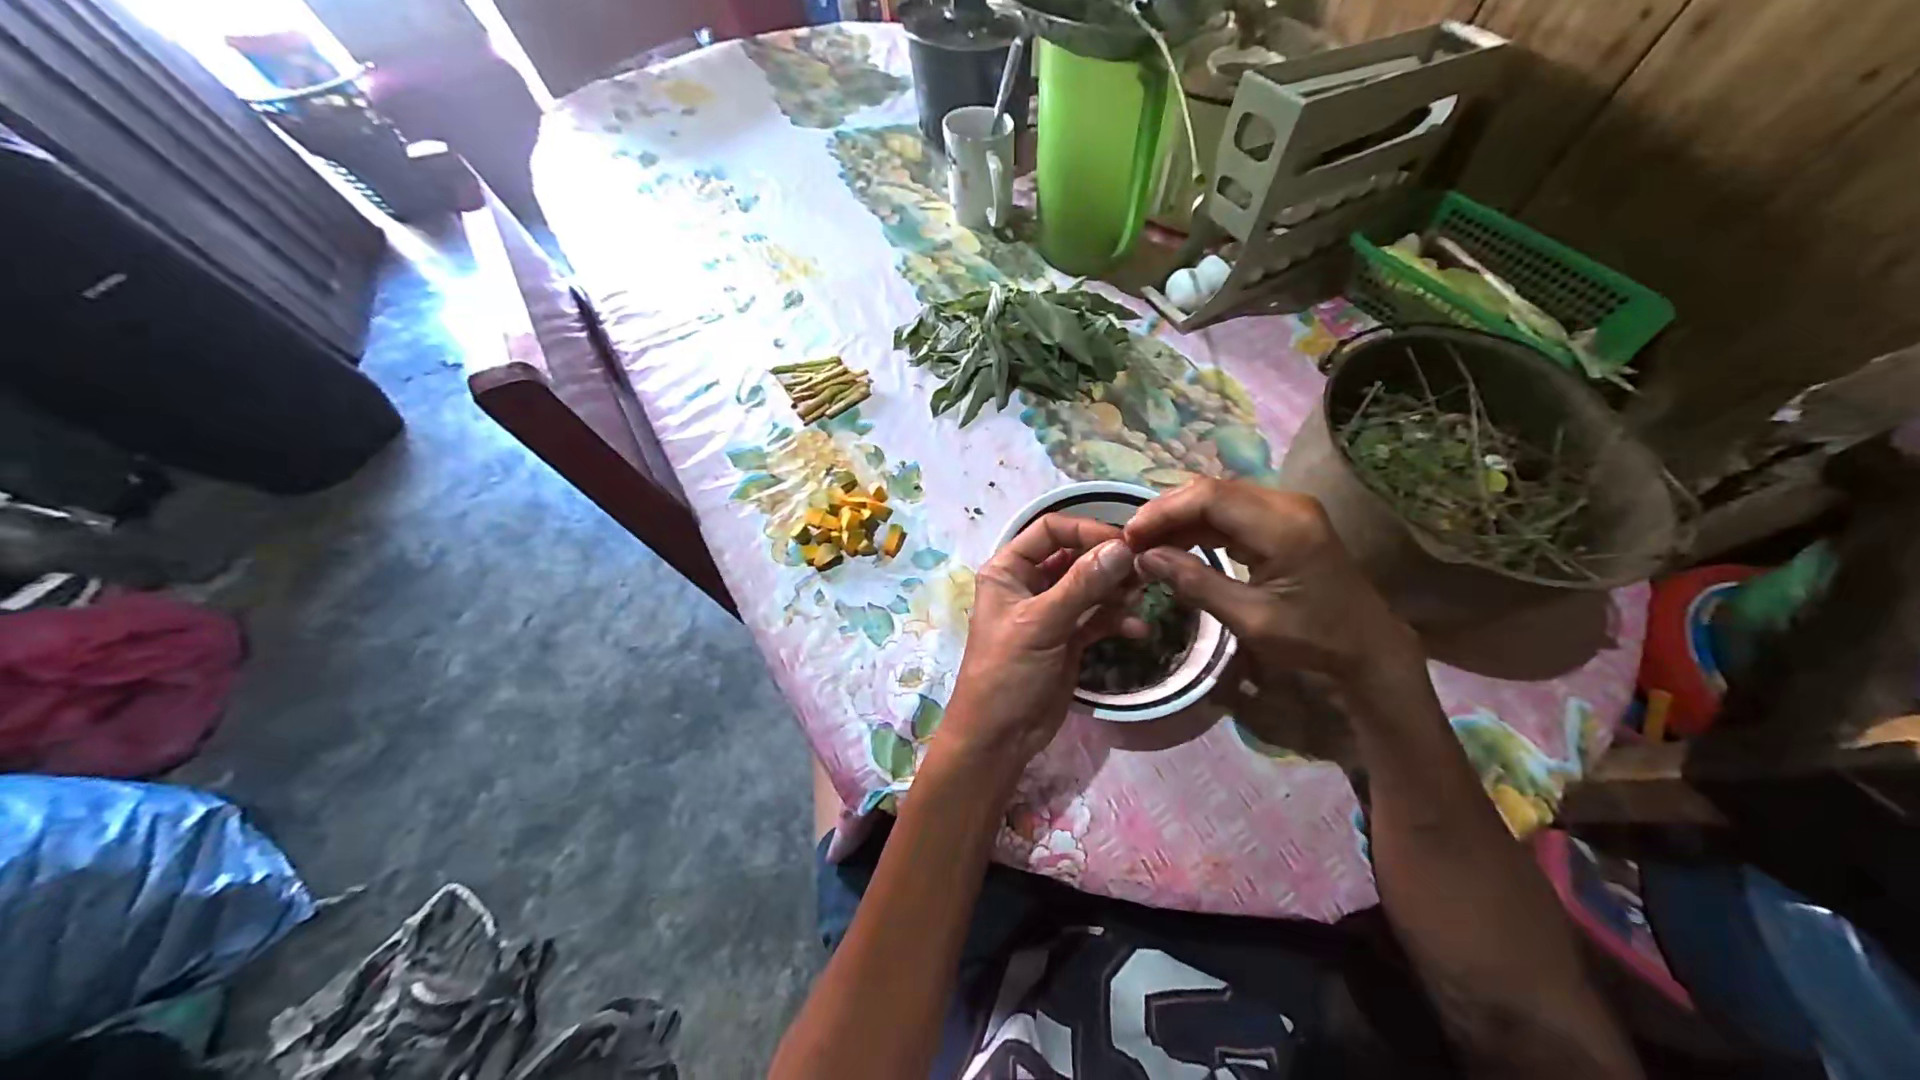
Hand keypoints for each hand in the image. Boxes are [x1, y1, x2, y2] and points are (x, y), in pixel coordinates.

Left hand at [929, 514, 1138, 785]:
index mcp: (1008, 570)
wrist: (1000, 737)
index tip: (1123, 543)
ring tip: (1142, 596)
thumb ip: (1081, 585)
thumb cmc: (1007, 673)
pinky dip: (1117, 619)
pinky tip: (1137, 629)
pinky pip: (1098, 617)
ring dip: (1117, 589)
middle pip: (1075, 556)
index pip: (1049, 531)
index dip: (1085, 530)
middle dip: (1108, 561)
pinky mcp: (1069, 638)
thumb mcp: (1041, 624)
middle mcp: (1029, 584)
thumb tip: (1122, 548)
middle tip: (1144, 569)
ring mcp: (1052, 611)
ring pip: (1091, 586)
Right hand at [1122, 479, 1416, 684]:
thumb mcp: (1249, 619)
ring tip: (1146, 544)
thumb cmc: (1312, 638)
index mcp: (1283, 526)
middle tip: (1131, 541)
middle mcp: (1286, 504)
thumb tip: (1143, 559)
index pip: (1209, 498)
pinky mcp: (1283, 520)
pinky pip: (1231, 512)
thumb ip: (1195, 583)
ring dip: (1180, 519)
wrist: (1367, 646)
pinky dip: (1199, 526)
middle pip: (1211, 490)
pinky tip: (1175, 545)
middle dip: (1166, 513)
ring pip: (1218, 498)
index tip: (1130, 537)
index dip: (1163, 513)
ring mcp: (1286, 509)